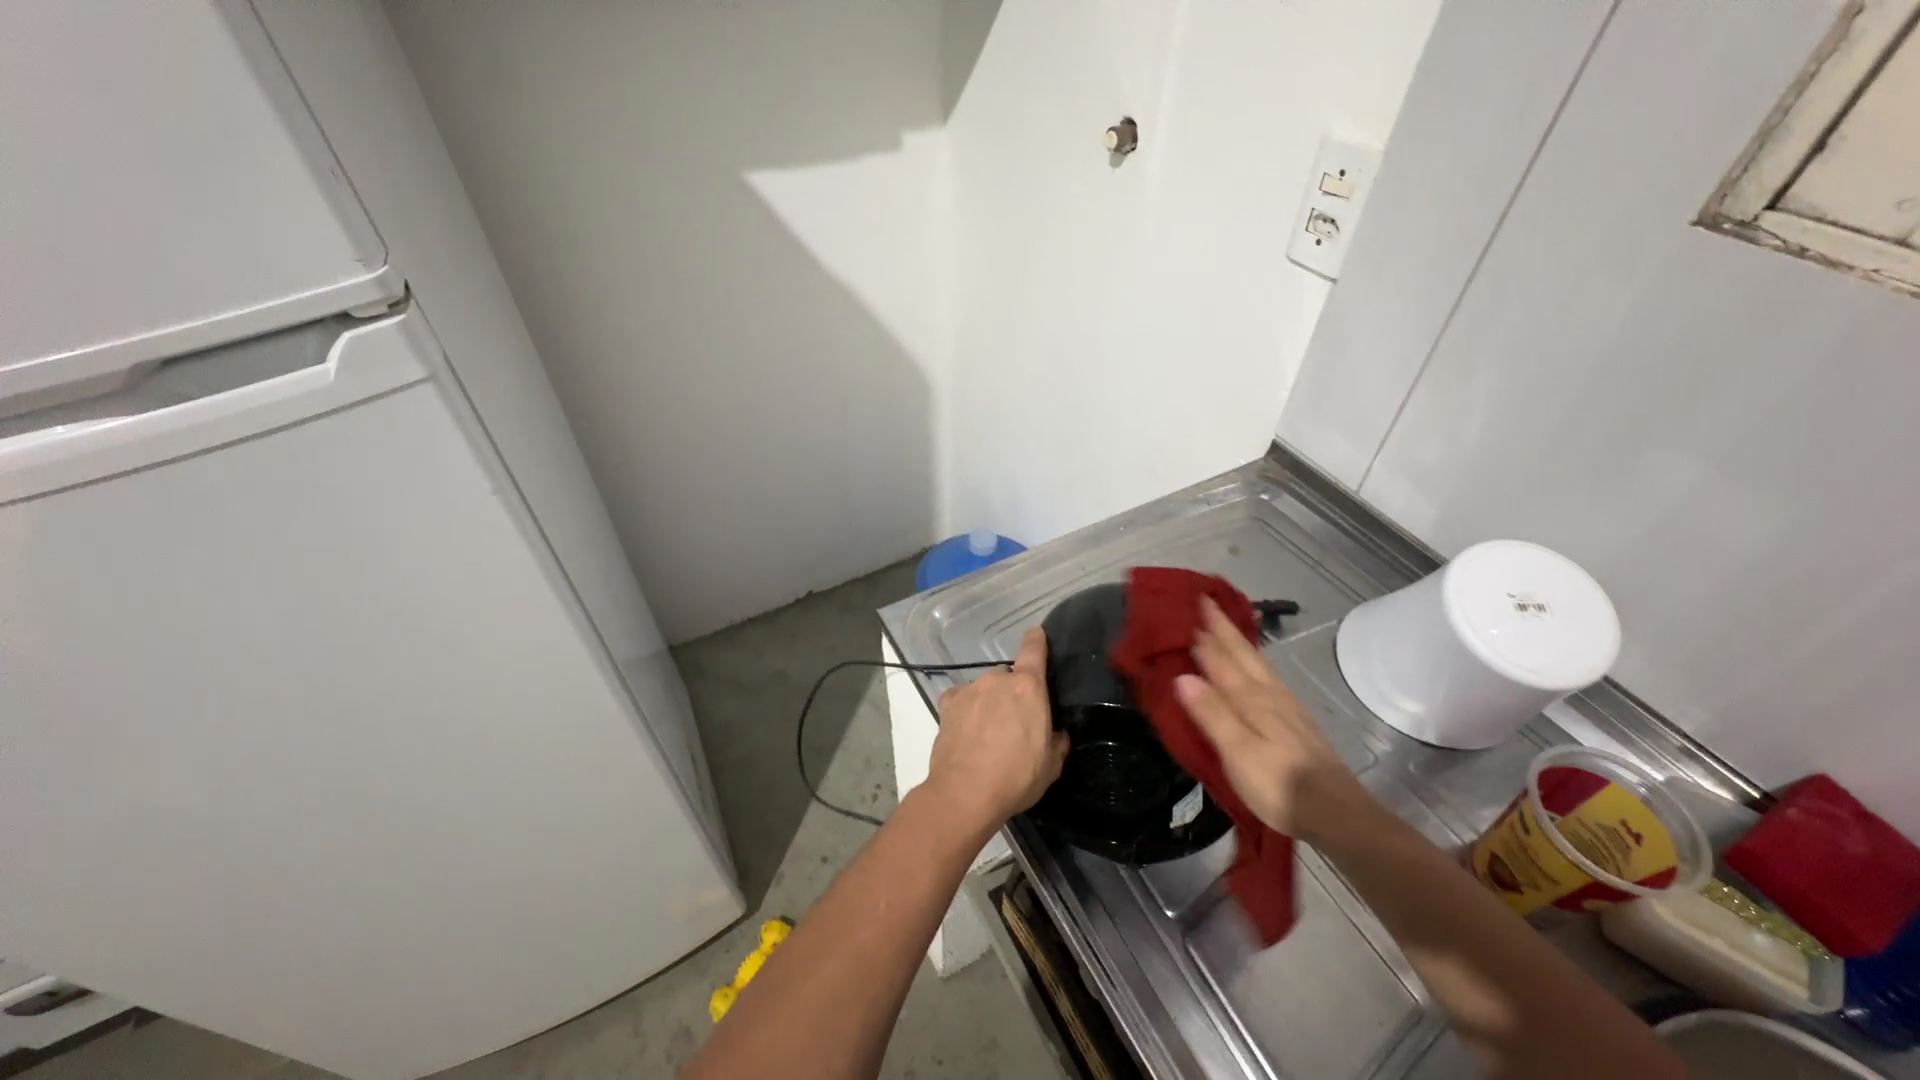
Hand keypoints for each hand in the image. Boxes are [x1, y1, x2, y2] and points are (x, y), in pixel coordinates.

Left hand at [926, 627, 1068, 830]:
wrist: (966, 792)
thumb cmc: (1016, 777)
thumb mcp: (1051, 765)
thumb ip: (1057, 742)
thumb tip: (1056, 734)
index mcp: (1029, 688)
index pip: (1034, 650)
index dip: (1037, 639)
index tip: (1036, 633)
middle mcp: (997, 680)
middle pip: (1008, 677)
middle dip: (1012, 692)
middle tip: (1015, 720)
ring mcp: (969, 690)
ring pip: (984, 688)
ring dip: (988, 702)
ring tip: (988, 732)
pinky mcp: (947, 705)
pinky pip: (960, 699)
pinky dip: (964, 708)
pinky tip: (965, 729)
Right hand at [1175, 599, 1371, 840]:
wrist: (1339, 814)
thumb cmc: (1280, 787)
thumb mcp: (1239, 753)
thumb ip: (1212, 714)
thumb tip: (1182, 675)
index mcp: (1252, 700)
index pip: (1221, 659)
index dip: (1204, 634)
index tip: (1187, 604)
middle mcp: (1270, 696)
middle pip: (1243, 654)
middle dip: (1223, 627)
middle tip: (1204, 600)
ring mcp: (1287, 709)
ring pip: (1257, 664)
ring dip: (1238, 642)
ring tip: (1225, 625)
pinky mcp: (1296, 724)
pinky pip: (1267, 679)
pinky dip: (1254, 664)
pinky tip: (1255, 669)